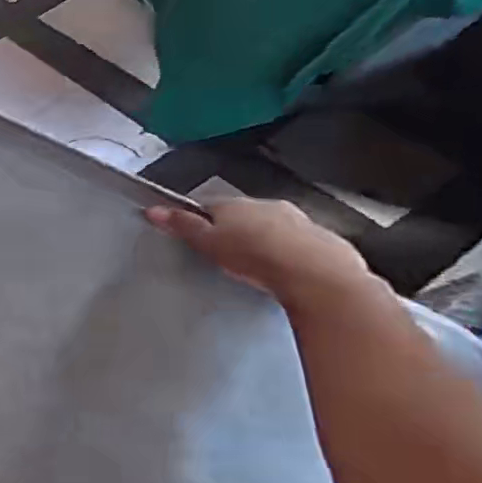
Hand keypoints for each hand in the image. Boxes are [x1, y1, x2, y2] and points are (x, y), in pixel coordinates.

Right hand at [145, 197, 373, 303]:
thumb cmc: (258, 258)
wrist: (319, 279)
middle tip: (227, 255)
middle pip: (244, 216)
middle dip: (237, 231)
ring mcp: (302, 222)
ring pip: (275, 228)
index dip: (200, 221)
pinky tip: (288, 273)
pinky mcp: (328, 241)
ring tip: (258, 267)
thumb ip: (181, 225)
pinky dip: (294, 254)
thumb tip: (153, 210)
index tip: (198, 237)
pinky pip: (303, 244)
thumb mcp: (206, 243)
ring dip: (267, 241)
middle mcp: (269, 206)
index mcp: (235, 204)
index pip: (208, 206)